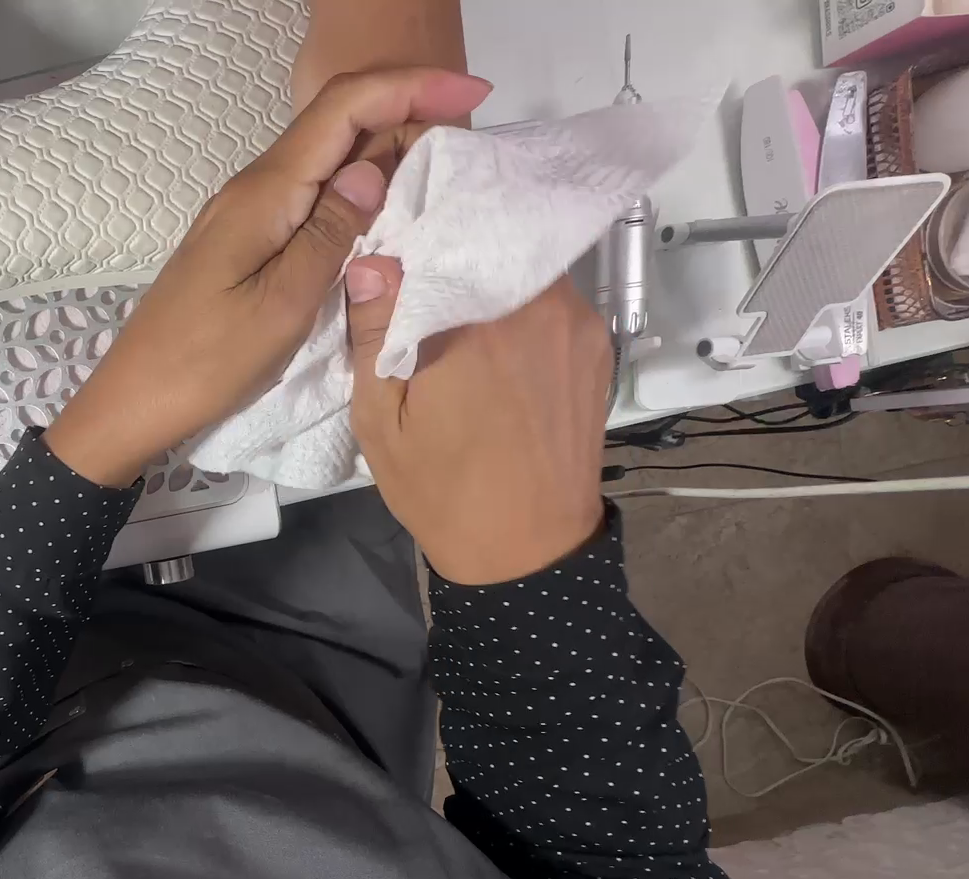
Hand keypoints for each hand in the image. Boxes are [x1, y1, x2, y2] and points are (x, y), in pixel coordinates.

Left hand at [44, 68, 490, 487]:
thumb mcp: (280, 305)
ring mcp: (239, 220)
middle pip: (333, 128)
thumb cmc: (205, 363)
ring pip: (318, 166)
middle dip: (404, 119)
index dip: (412, 86)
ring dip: (377, 159)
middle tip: (463, 153)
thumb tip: (373, 170)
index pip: (343, 107)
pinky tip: (371, 222)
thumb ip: (330, 233)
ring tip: (432, 183)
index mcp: (263, 194)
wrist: (133, 401)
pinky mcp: (235, 248)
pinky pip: (300, 204)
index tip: (477, 92)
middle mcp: (249, 192)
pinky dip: (344, 199)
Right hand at [348, 257, 612, 584]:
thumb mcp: (380, 422)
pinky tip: (494, 345)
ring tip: (452, 317)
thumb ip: (375, 336)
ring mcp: (577, 324)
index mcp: (472, 326)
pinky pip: (550, 301)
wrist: (525, 547)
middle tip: (413, 285)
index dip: (410, 242)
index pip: (438, 242)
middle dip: (449, 256)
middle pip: (489, 247)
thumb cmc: (439, 489)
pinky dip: (518, 306)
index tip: (386, 257)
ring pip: (521, 271)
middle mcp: (537, 308)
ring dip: (486, 281)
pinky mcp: (597, 345)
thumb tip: (371, 263)